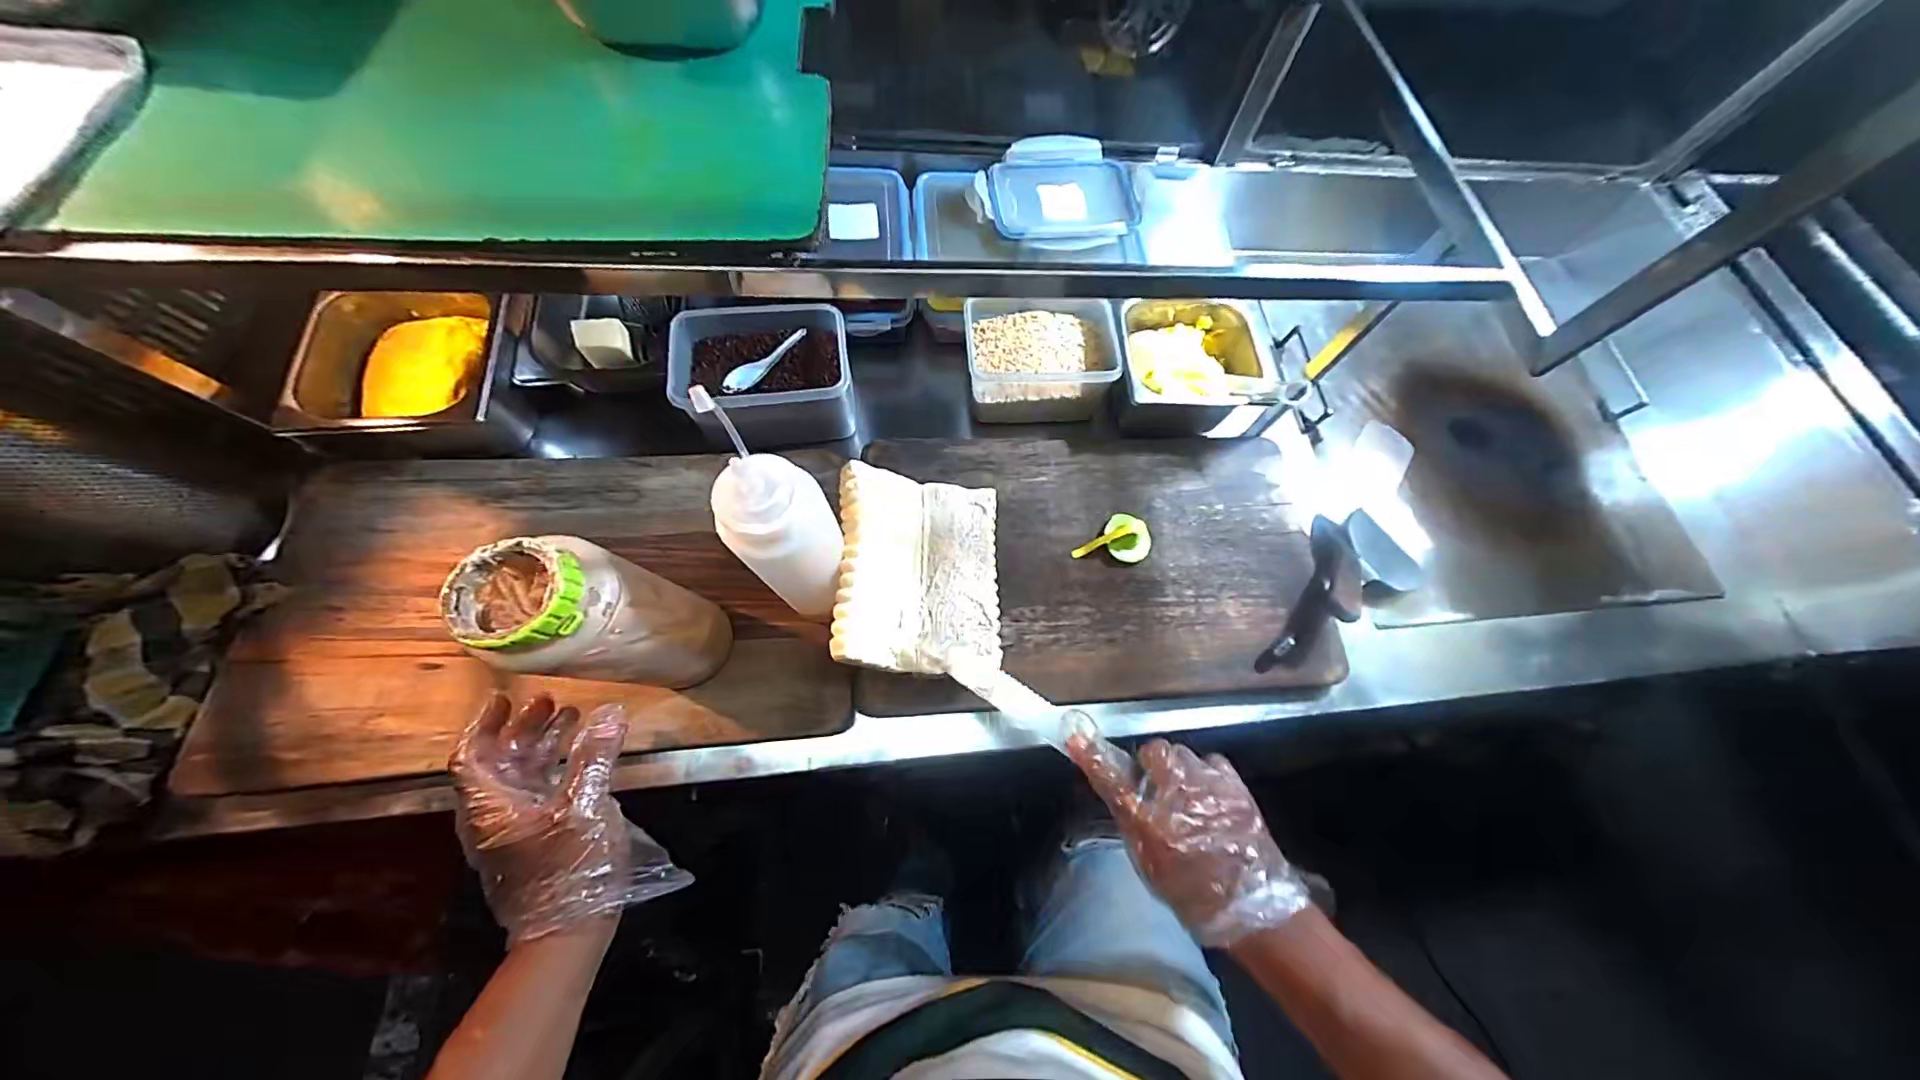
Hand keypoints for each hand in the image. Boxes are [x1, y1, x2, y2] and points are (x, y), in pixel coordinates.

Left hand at [449, 693, 690, 943]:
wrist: (567, 932)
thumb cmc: (569, 868)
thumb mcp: (585, 807)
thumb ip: (595, 758)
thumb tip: (610, 712)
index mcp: (490, 808)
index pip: (469, 759)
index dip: (485, 725)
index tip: (506, 698)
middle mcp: (493, 816)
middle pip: (498, 762)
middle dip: (523, 730)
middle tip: (553, 702)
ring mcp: (514, 830)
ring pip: (520, 776)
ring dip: (542, 746)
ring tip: (574, 720)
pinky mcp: (535, 840)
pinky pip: (537, 792)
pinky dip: (554, 767)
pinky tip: (583, 757)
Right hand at [1068, 735, 1310, 945]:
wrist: (1252, 909)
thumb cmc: (1190, 891)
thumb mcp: (1146, 858)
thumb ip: (1130, 818)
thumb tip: (1118, 787)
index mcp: (1148, 820)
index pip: (1111, 775)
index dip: (1091, 755)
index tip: (1076, 737)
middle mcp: (1176, 794)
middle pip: (1154, 752)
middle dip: (1152, 766)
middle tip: (1157, 790)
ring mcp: (1209, 784)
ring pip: (1182, 753)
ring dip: (1179, 770)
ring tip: (1187, 796)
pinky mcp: (1235, 784)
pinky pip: (1211, 761)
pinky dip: (1206, 774)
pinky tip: (1209, 796)